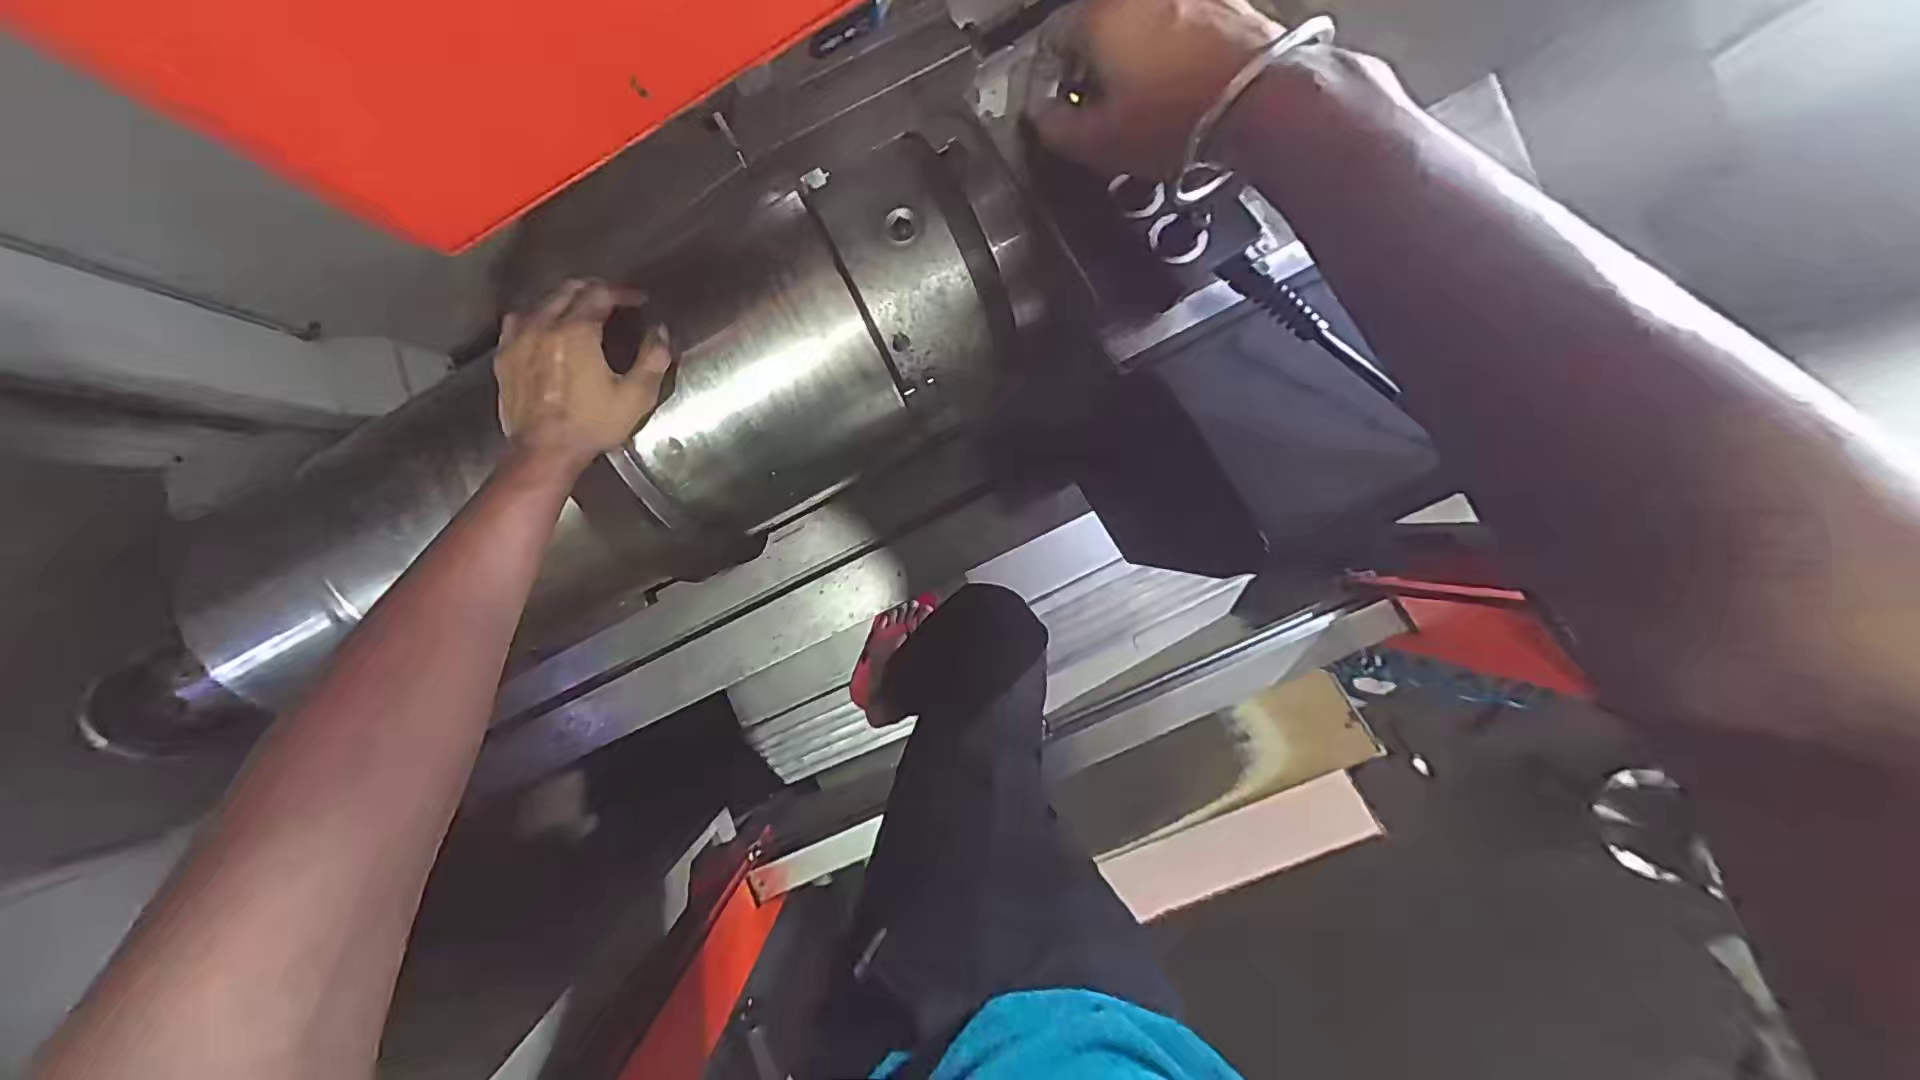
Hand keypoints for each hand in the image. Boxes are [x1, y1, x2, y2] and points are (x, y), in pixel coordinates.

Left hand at [494, 279, 672, 471]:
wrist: (545, 449)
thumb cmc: (593, 423)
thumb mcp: (636, 396)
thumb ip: (652, 358)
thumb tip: (660, 331)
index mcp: (576, 331)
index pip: (600, 294)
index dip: (622, 292)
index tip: (639, 300)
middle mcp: (543, 325)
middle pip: (568, 290)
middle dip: (595, 289)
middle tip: (614, 300)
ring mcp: (518, 338)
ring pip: (542, 301)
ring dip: (566, 299)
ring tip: (583, 310)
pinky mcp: (505, 354)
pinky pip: (520, 320)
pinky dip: (539, 315)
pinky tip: (548, 328)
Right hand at [1033, 0, 1279, 175]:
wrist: (1254, 102)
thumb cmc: (1177, 120)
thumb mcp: (1098, 144)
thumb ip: (1055, 129)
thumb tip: (1042, 116)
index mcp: (1097, 16)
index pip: (1051, 42)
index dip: (1051, 82)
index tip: (1060, 108)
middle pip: (1094, 29)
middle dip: (1091, 67)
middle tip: (1100, 110)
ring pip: (1134, 26)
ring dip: (1129, 59)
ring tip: (1139, 102)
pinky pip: (1174, 26)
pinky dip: (1164, 51)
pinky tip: (1173, 85)